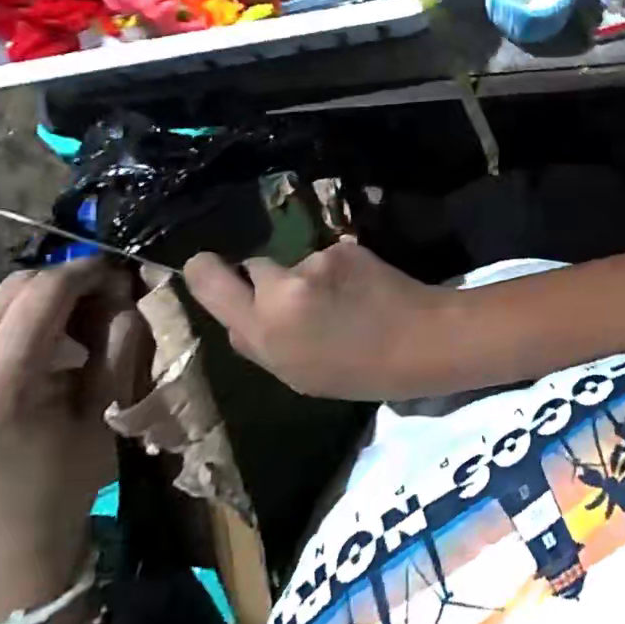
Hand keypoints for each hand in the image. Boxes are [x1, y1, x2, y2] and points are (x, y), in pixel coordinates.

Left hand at [0, 260, 145, 618]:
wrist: (5, 544)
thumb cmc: (65, 482)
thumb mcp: (101, 409)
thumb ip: (114, 343)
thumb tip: (125, 294)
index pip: (42, 293)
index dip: (86, 272)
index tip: (121, 271)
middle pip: (12, 289)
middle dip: (64, 280)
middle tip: (107, 294)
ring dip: (42, 299)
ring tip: (82, 318)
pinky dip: (21, 321)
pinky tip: (50, 343)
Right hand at [182, 238, 454, 400]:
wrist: (421, 340)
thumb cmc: (358, 372)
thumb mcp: (296, 375)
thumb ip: (259, 343)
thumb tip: (238, 317)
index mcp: (262, 329)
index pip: (208, 281)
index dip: (203, 269)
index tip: (204, 264)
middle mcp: (282, 288)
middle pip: (253, 266)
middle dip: (267, 279)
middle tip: (299, 299)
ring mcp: (315, 263)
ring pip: (296, 263)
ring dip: (311, 278)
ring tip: (345, 303)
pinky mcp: (344, 247)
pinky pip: (328, 257)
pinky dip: (339, 271)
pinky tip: (363, 289)